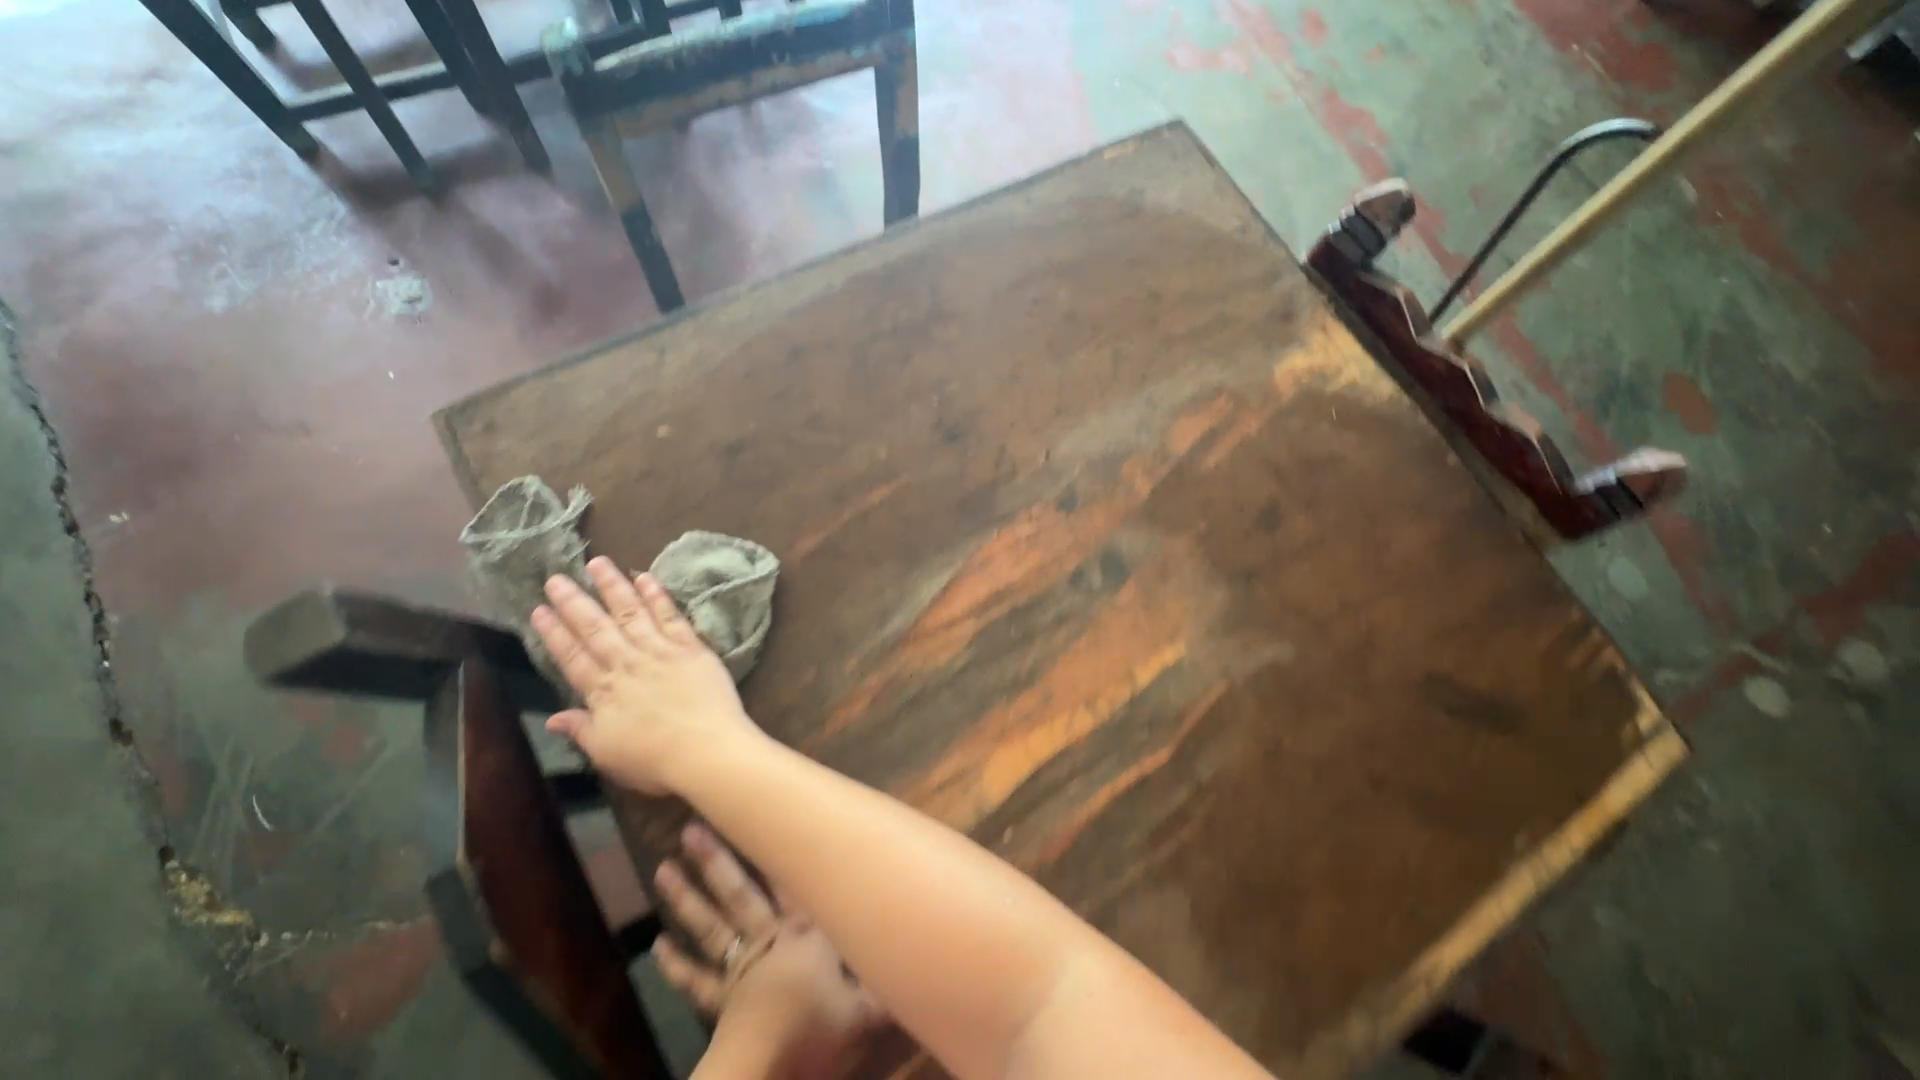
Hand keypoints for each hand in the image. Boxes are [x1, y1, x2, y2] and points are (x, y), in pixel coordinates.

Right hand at [532, 557, 765, 793]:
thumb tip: (552, 718)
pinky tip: (645, 577)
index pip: (572, 657)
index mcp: (604, 692)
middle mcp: (627, 664)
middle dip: (574, 602)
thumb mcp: (607, 754)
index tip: (539, 610)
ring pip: (631, 613)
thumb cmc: (655, 760)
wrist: (706, 750)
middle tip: (556, 577)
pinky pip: (671, 615)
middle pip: (596, 628)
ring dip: (613, 586)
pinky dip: (657, 595)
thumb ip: (581, 730)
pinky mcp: (691, 647)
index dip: (554, 634)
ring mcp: (660, 652)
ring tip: (597, 563)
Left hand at [654, 824, 886, 1077]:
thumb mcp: (865, 1008)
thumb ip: (883, 988)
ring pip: (711, 924)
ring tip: (663, 868)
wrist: (771, 1055)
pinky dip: (675, 964)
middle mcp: (769, 939)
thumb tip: (913, 973)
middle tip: (690, 828)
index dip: (782, 854)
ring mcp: (739, 966)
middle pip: (740, 893)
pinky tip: (657, 944)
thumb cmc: (818, 1022)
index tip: (766, 819)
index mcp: (806, 934)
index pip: (794, 885)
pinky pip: (695, 978)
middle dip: (717, 861)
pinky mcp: (719, 997)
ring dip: (686, 897)